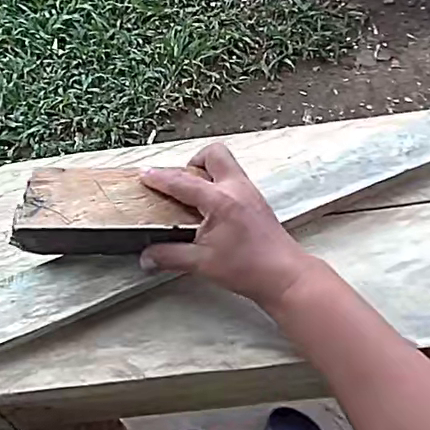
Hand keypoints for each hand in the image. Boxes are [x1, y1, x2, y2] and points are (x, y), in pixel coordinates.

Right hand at [140, 144, 316, 306]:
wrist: (284, 275)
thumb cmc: (251, 267)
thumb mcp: (201, 263)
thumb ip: (169, 256)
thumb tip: (148, 255)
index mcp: (221, 200)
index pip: (182, 182)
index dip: (160, 178)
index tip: (145, 176)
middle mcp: (238, 189)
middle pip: (214, 154)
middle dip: (191, 162)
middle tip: (177, 182)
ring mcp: (250, 192)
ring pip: (226, 165)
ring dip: (206, 174)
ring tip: (192, 197)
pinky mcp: (257, 201)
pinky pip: (234, 180)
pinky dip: (218, 186)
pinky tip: (210, 209)